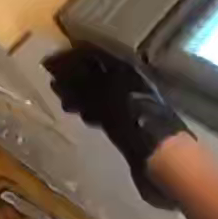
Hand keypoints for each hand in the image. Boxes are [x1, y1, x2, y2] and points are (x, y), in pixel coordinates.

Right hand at [44, 45, 187, 208]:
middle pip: (94, 74)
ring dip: (80, 95)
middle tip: (53, 82)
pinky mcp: (132, 130)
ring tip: (63, 100)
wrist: (167, 163)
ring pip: (99, 94)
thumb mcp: (107, 99)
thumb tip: (58, 80)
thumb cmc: (136, 123)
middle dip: (72, 77)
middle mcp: (128, 84)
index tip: (50, 63)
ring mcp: (132, 107)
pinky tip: (81, 116)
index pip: (91, 56)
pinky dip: (89, 112)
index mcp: (124, 71)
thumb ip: (83, 89)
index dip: (69, 58)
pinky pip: (105, 114)